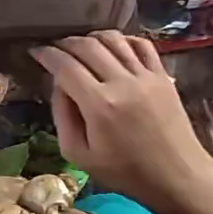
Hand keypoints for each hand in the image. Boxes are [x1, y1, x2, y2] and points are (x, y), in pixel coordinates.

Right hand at [30, 31, 212, 207]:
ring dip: (92, 37)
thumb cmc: (125, 172)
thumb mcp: (79, 155)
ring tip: (80, 45)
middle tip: (54, 48)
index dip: (47, 55)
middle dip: (65, 43)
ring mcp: (146, 76)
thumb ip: (62, 117)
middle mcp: (122, 83)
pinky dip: (123, 39)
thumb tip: (58, 85)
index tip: (36, 51)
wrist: (176, 176)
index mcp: (99, 105)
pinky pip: (141, 45)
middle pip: (87, 46)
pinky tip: (114, 46)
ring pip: (114, 39)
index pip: (65, 66)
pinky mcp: (163, 76)